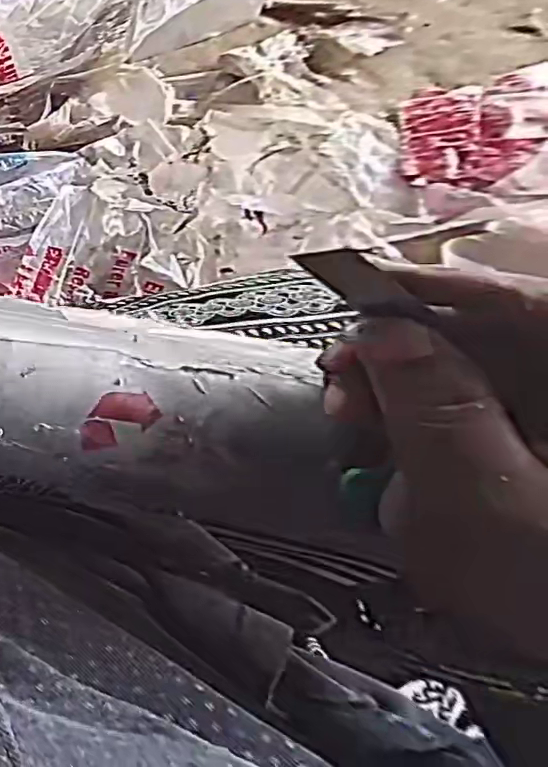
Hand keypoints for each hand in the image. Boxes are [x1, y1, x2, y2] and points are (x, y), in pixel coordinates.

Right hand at [320, 263, 547, 661]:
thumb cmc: (534, 586)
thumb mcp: (477, 499)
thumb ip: (435, 408)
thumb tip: (383, 329)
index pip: (535, 310)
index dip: (445, 286)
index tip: (358, 280)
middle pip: (489, 335)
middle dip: (396, 346)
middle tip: (338, 377)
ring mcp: (544, 419)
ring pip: (463, 365)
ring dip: (388, 377)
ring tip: (347, 413)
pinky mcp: (522, 438)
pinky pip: (455, 395)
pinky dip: (400, 402)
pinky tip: (370, 426)